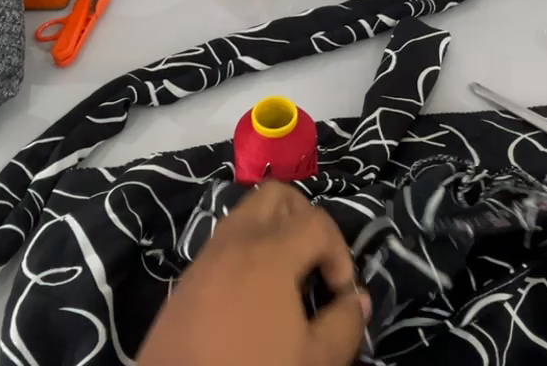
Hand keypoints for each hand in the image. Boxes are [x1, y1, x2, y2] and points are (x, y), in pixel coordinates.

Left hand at [139, 181, 369, 365]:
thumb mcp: (313, 362)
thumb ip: (344, 326)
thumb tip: (356, 299)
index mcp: (270, 251)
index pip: (318, 221)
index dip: (341, 253)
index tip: (341, 295)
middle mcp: (237, 239)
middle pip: (278, 196)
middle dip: (306, 221)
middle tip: (315, 265)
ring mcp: (209, 253)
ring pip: (248, 211)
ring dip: (276, 230)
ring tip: (288, 275)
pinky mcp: (190, 274)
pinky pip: (226, 238)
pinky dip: (249, 248)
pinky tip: (255, 292)